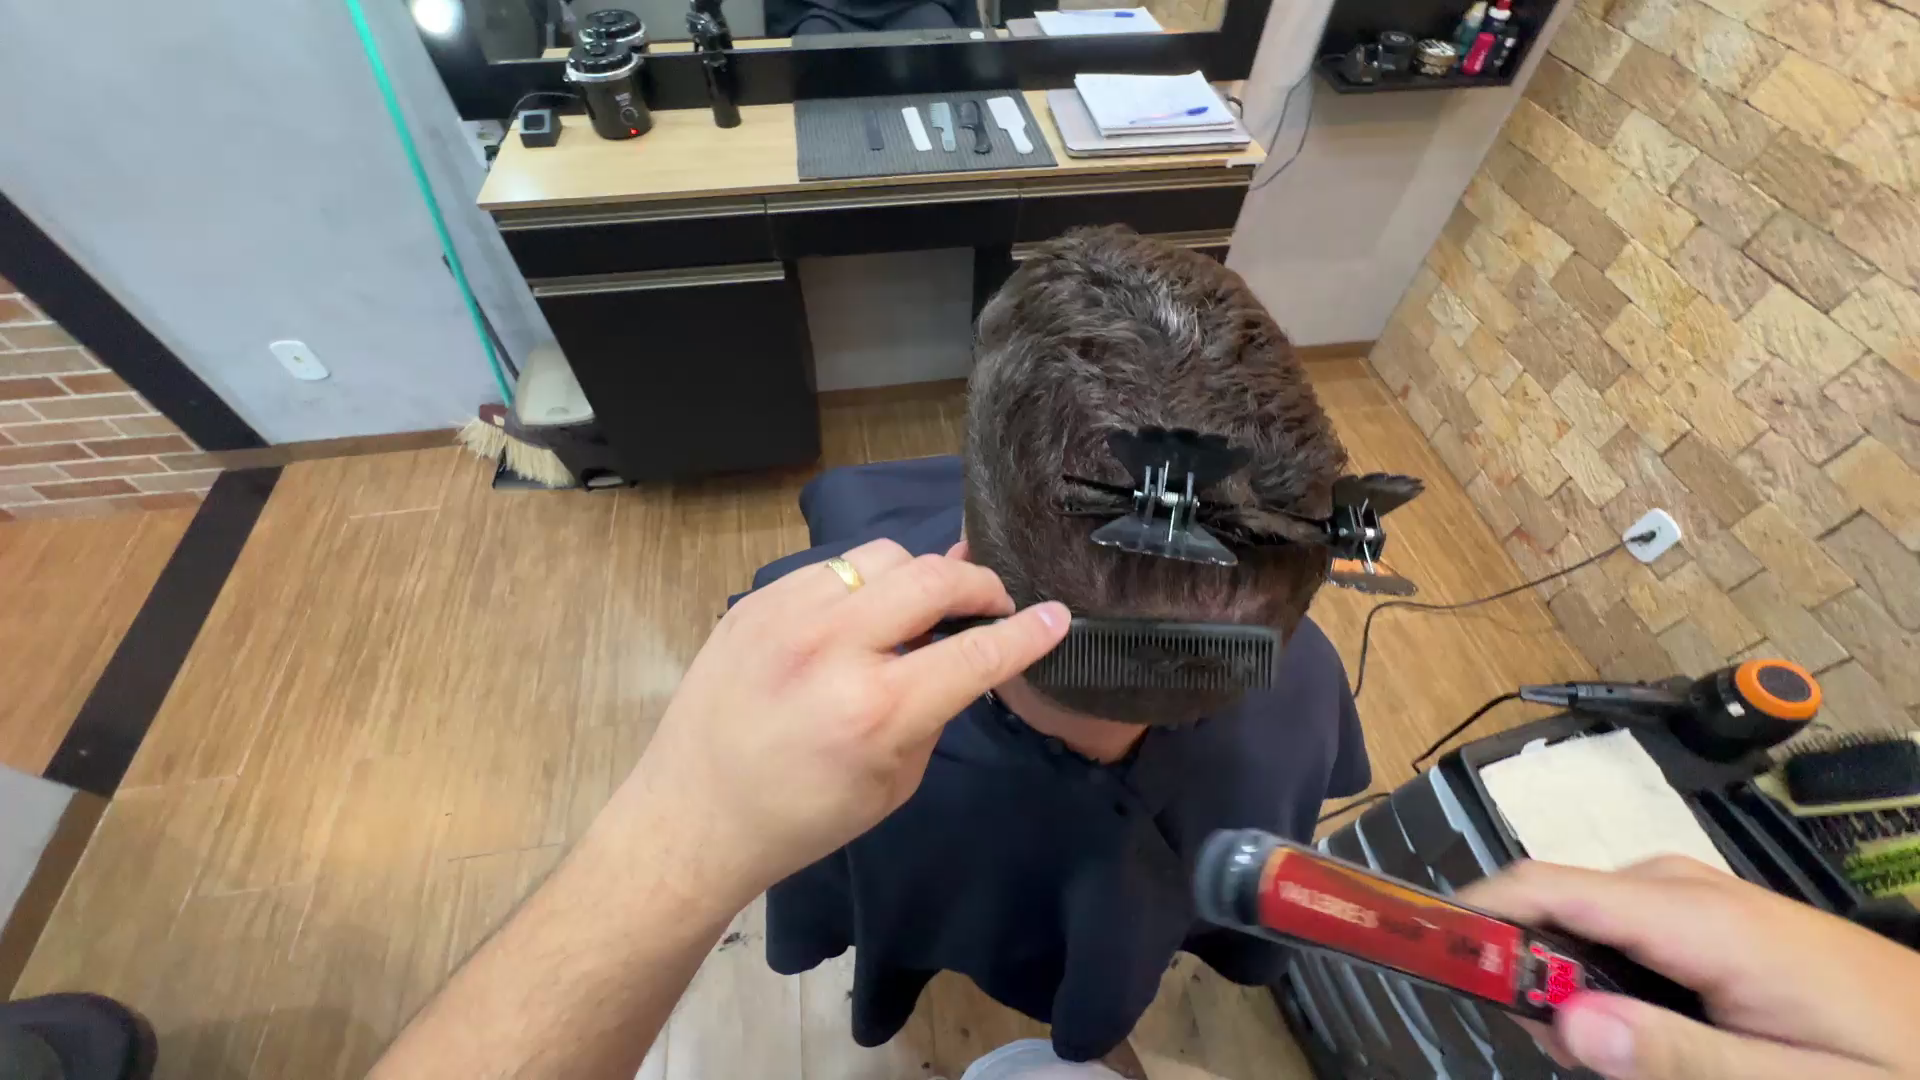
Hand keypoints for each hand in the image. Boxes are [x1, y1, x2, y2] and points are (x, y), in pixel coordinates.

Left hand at [607, 538, 1068, 909]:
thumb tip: (959, 653)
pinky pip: (834, 566)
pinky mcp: (756, 601)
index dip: (1027, 632)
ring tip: (917, 610)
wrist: (693, 813)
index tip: (1056, 616)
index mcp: (876, 710)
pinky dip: (864, 585)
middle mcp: (834, 647)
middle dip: (980, 584)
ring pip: (884, 554)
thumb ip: (934, 709)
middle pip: (934, 578)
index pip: (975, 654)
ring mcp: (788, 614)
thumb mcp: (893, 783)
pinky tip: (857, 616)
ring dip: (919, 577)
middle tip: (990, 604)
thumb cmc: (802, 818)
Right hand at [1462, 856, 1919, 1079]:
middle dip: (1533, 967)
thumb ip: (1683, 1058)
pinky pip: (1622, 924)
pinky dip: (1609, 970)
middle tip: (1560, 1048)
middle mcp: (1678, 884)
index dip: (1477, 913)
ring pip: (1584, 916)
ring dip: (1573, 975)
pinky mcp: (1708, 909)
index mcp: (1694, 915)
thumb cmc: (1909, 1071)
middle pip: (1556, 903)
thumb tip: (1564, 1024)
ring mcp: (1694, 892)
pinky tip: (1653, 1023)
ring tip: (1618, 1051)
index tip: (1440, 960)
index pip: (1542, 887)